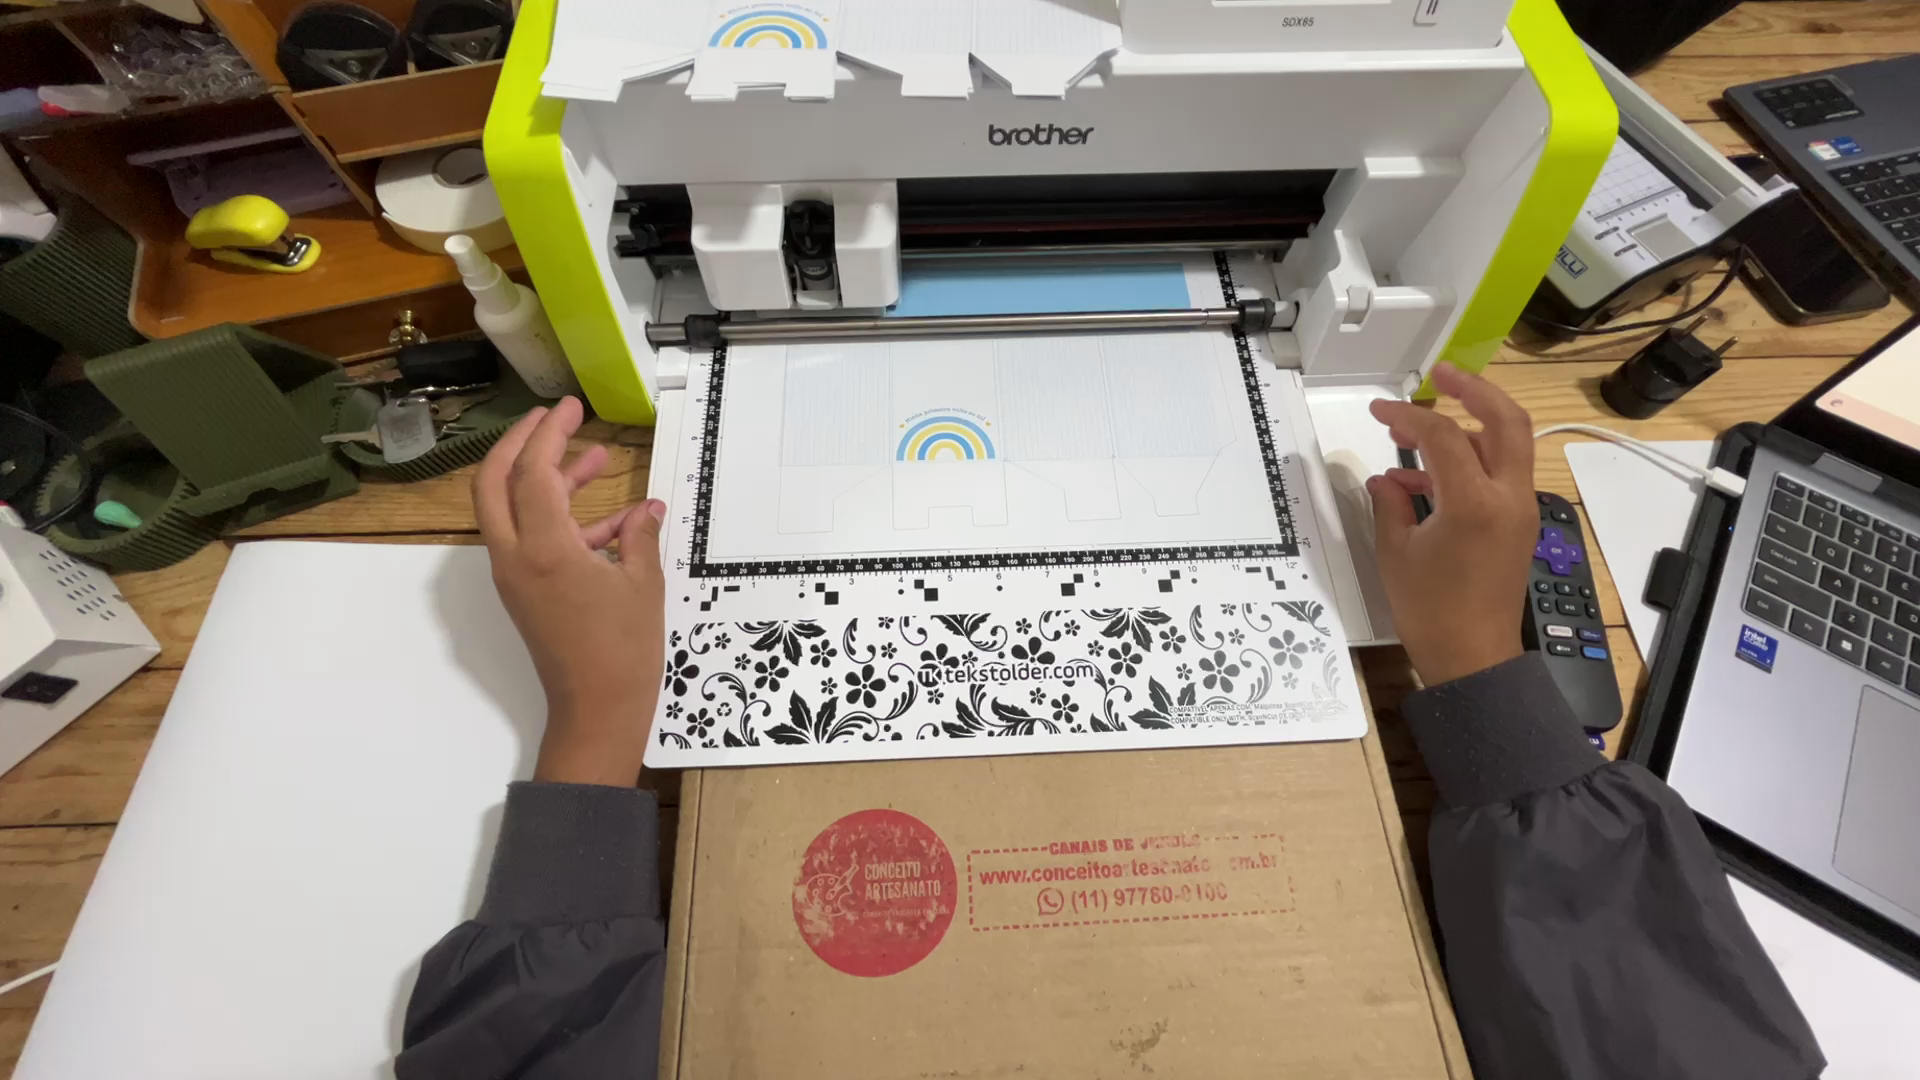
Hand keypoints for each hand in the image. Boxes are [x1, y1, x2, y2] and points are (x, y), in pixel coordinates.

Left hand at [473, 397, 665, 785]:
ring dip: (545, 479)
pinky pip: (534, 539)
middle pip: (495, 483)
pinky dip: (565, 520)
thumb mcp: (643, 585)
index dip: (549, 435)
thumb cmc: (625, 647)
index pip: (532, 474)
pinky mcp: (526, 591)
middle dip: (521, 445)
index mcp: (545, 549)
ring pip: (512, 509)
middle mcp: (516, 556)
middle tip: (556, 420)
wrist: (597, 708)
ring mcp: (516, 575)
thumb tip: (647, 508)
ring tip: (596, 459)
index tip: (570, 408)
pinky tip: (615, 520)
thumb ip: (640, 537)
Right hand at [1366, 364, 1538, 686]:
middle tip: (1441, 373)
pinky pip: (1498, 476)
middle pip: (1506, 422)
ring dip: (1468, 427)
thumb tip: (1386, 477)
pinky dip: (1466, 464)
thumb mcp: (1395, 550)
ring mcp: (1520, 509)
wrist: (1471, 654)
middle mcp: (1508, 498)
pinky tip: (1420, 480)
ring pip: (1508, 445)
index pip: (1445, 437)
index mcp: (1473, 503)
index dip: (1408, 416)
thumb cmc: (1427, 607)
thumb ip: (1389, 503)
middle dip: (1474, 390)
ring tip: (1414, 431)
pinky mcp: (1517, 523)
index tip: (1378, 410)